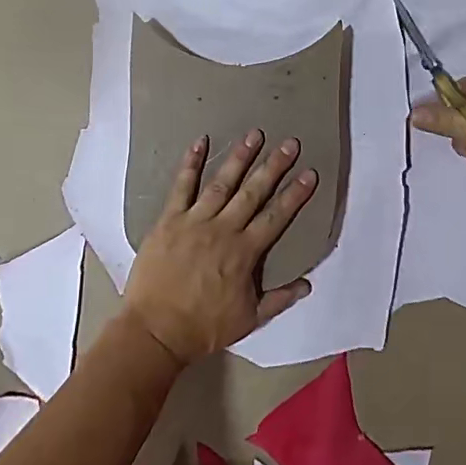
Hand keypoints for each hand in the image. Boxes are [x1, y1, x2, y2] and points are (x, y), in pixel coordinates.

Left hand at [123, 130, 316, 364]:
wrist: (156, 330)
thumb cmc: (203, 327)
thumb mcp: (248, 319)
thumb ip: (279, 299)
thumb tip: (307, 284)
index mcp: (244, 252)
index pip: (276, 217)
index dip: (295, 195)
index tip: (309, 174)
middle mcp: (223, 230)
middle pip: (253, 192)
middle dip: (274, 166)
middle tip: (289, 143)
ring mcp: (194, 222)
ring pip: (221, 183)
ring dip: (239, 157)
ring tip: (253, 135)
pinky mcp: (169, 220)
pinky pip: (181, 187)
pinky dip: (190, 164)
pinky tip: (200, 143)